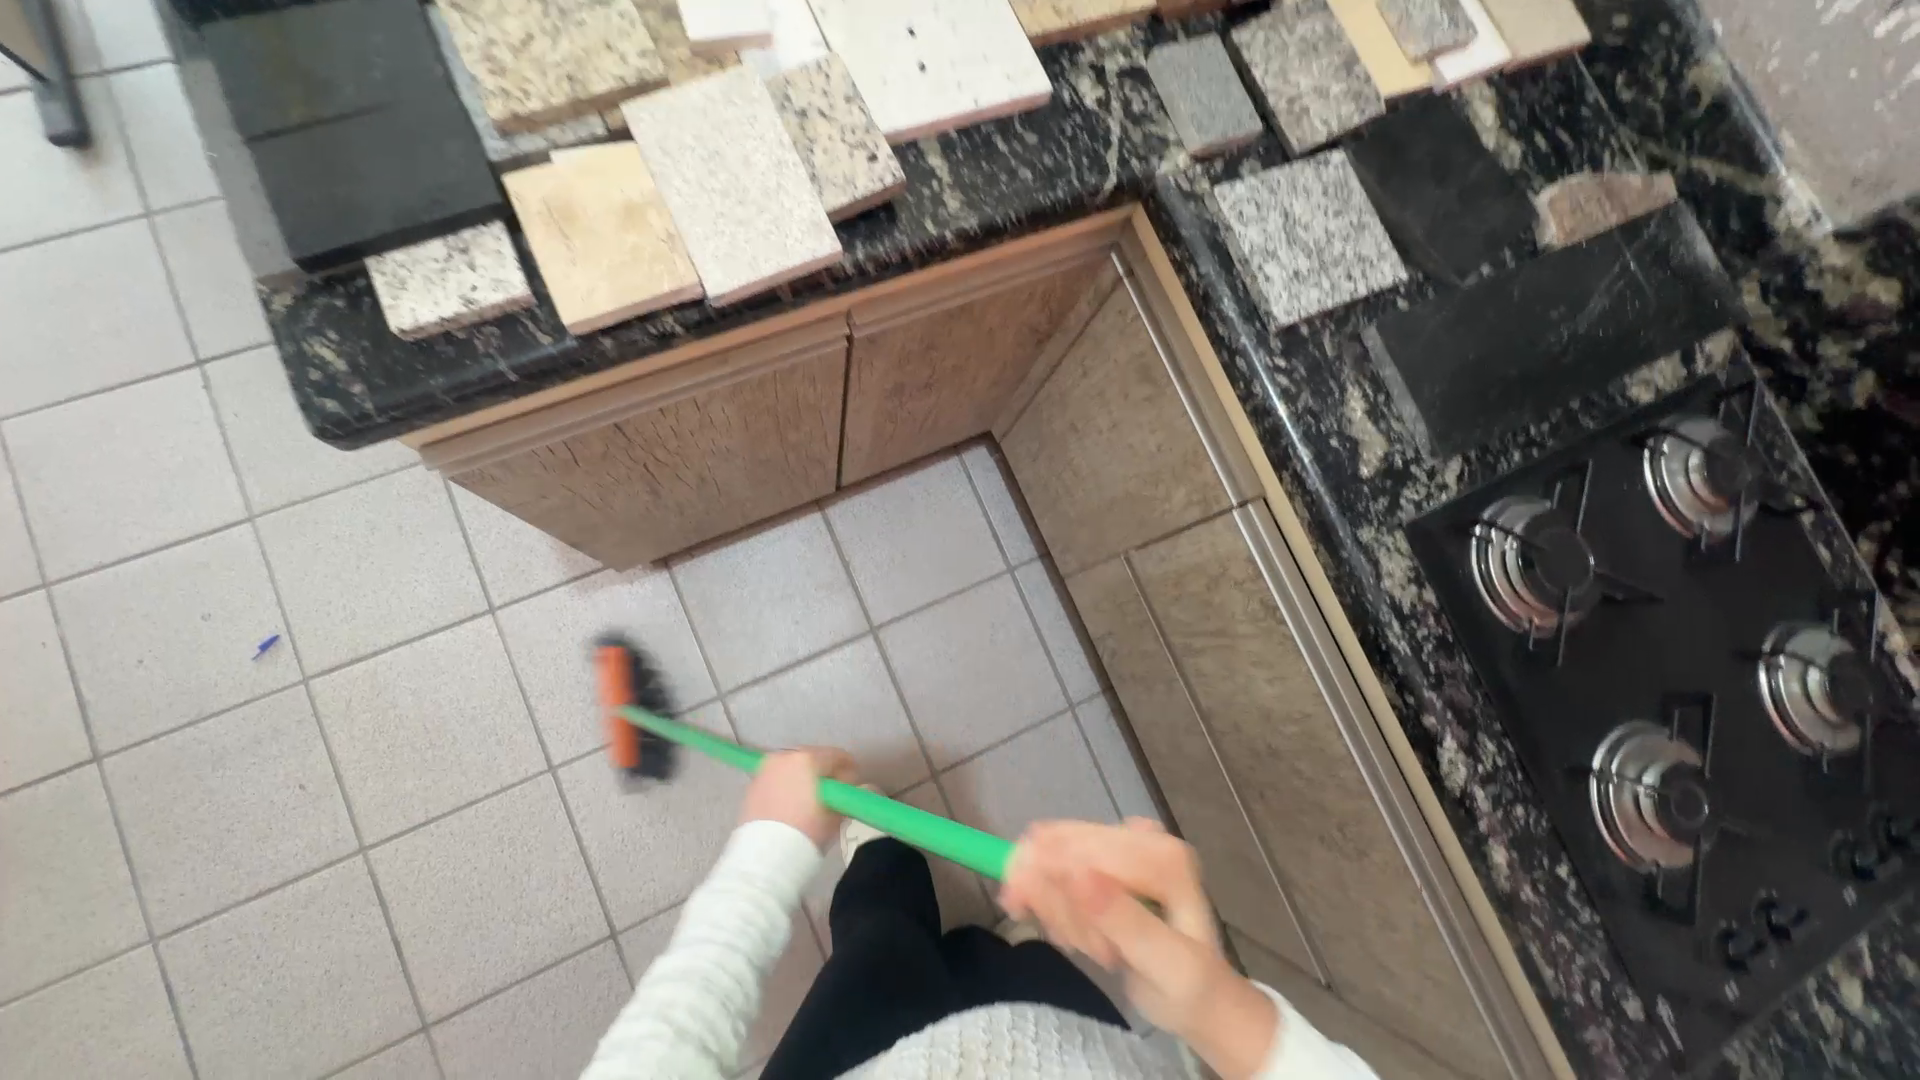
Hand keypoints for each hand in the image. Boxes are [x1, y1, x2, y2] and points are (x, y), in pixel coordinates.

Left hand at [740, 747, 855, 849]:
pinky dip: (786, 786)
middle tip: (831, 792)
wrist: (766, 855)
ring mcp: (766, 769)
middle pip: (813, 758)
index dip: (849, 769)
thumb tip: (850, 785)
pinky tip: (790, 804)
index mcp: (808, 759)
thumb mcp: (836, 813)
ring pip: (792, 768)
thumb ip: (846, 793)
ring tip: (808, 799)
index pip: (837, 756)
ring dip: (803, 777)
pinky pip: (777, 779)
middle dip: (823, 772)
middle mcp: (785, 756)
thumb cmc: (807, 831)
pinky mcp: (753, 784)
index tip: (853, 784)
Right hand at [1000, 819, 1277, 1076]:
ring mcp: (1125, 847)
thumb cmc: (1188, 985)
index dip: (1049, 873)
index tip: (1016, 905)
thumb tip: (1078, 874)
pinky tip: (1068, 929)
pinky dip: (1050, 898)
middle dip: (1053, 895)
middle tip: (1066, 942)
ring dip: (1054, 903)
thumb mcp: (1165, 963)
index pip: (1090, 849)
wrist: (1196, 996)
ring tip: (1087, 946)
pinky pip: (1057, 862)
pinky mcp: (1107, 859)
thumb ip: (1123, 920)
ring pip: (1056, 853)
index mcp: (1165, 856)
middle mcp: (1145, 839)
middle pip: (1068, 845)